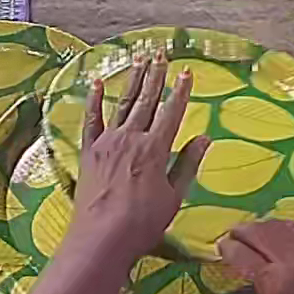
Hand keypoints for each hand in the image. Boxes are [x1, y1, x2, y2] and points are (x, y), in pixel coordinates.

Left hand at [69, 55, 210, 262]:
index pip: (172, 111)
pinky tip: (99, 82)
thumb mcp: (174, 196)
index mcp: (156, 148)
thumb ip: (187, 164)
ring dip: (133, 80)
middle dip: (157, 75)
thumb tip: (205, 138)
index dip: (181, 90)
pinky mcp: (88, 151)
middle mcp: (131, 138)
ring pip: (123, 104)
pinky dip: (95, 99)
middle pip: (147, 100)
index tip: (187, 71)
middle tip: (162, 54)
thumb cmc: (142, 223)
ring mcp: (107, 142)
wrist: (100, 239)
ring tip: (140, 59)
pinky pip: (92, 120)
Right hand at [219, 222, 293, 293]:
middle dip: (244, 231)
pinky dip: (280, 227)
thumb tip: (242, 262)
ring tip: (249, 230)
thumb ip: (260, 285)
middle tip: (231, 233)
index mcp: (277, 281)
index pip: (247, 255)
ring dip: (261, 226)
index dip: (231, 248)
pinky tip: (274, 230)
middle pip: (262, 233)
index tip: (220, 245)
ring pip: (279, 226)